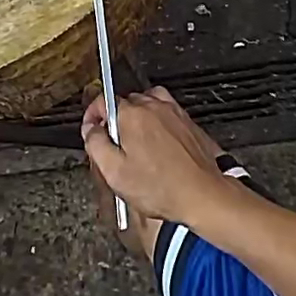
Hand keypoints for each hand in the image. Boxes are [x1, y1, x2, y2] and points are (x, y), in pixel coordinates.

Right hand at [83, 88, 231, 225]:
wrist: (204, 195)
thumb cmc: (163, 188)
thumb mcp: (115, 173)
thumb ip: (96, 145)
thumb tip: (90, 130)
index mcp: (129, 114)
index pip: (102, 100)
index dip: (92, 116)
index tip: (92, 129)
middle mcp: (150, 105)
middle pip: (124, 102)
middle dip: (115, 120)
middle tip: (115, 144)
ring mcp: (171, 111)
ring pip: (145, 103)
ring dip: (137, 117)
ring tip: (138, 142)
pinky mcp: (186, 120)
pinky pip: (165, 110)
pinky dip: (158, 119)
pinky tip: (158, 140)